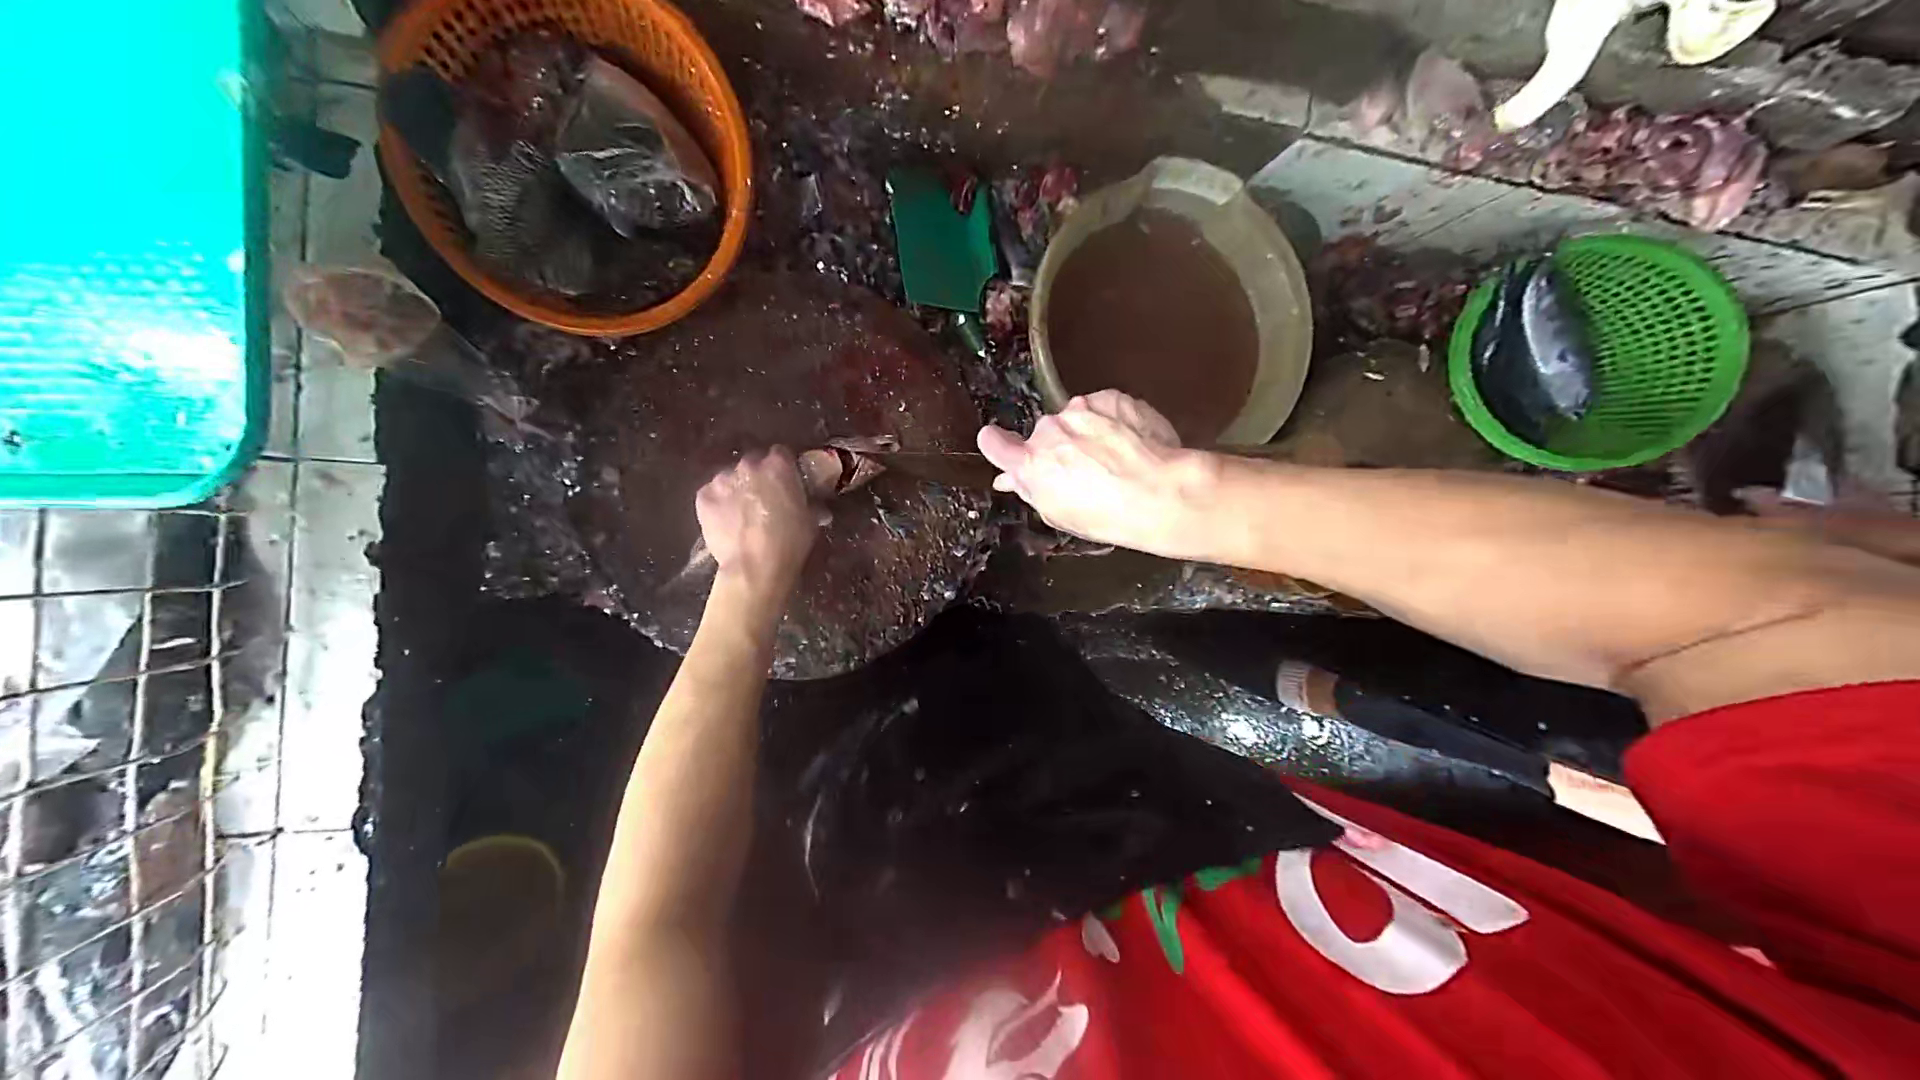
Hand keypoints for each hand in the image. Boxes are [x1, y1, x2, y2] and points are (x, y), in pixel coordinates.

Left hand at [695, 448, 819, 595]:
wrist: (754, 569)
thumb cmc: (790, 543)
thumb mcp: (810, 521)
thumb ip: (811, 505)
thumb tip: (816, 507)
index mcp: (778, 465)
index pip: (781, 454)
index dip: (785, 468)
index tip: (787, 482)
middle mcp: (748, 465)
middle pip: (754, 463)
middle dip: (759, 477)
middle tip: (765, 499)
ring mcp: (722, 479)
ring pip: (731, 478)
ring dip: (737, 489)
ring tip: (743, 512)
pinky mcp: (703, 497)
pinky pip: (712, 494)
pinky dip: (719, 503)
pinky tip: (726, 520)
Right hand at [977, 390, 1219, 559]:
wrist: (1159, 492)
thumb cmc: (1109, 513)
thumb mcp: (1059, 513)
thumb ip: (1030, 488)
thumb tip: (1010, 478)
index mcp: (1030, 463)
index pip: (992, 442)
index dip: (998, 444)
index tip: (1003, 446)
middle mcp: (1049, 430)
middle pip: (1045, 434)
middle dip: (1059, 447)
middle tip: (1085, 470)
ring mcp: (1080, 410)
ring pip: (1076, 418)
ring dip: (1088, 432)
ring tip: (1115, 459)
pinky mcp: (1110, 398)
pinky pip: (1103, 407)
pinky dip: (1114, 422)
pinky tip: (1131, 445)